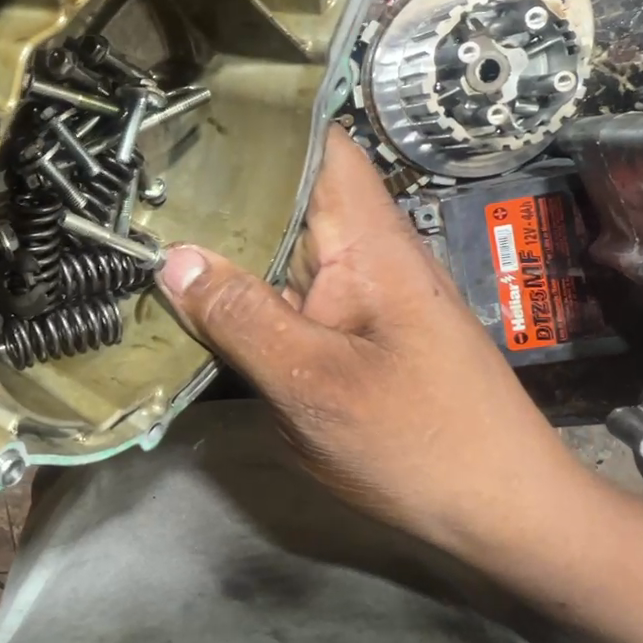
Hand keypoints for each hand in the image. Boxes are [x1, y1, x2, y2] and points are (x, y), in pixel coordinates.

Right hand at [156, 127, 588, 548]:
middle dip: (219, 189)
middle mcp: (363, 258)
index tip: (189, 125)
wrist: (503, 517)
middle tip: (139, 187)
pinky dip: (238, 290)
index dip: (260, 128)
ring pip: (279, 250)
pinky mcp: (346, 335)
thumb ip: (240, 318)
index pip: (320, 152)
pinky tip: (191, 297)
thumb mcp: (314, 385)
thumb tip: (171, 258)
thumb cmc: (419, 444)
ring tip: (148, 230)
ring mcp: (354, 298)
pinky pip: (282, 295)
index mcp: (369, 247)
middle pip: (288, 199)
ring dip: (223, 242)